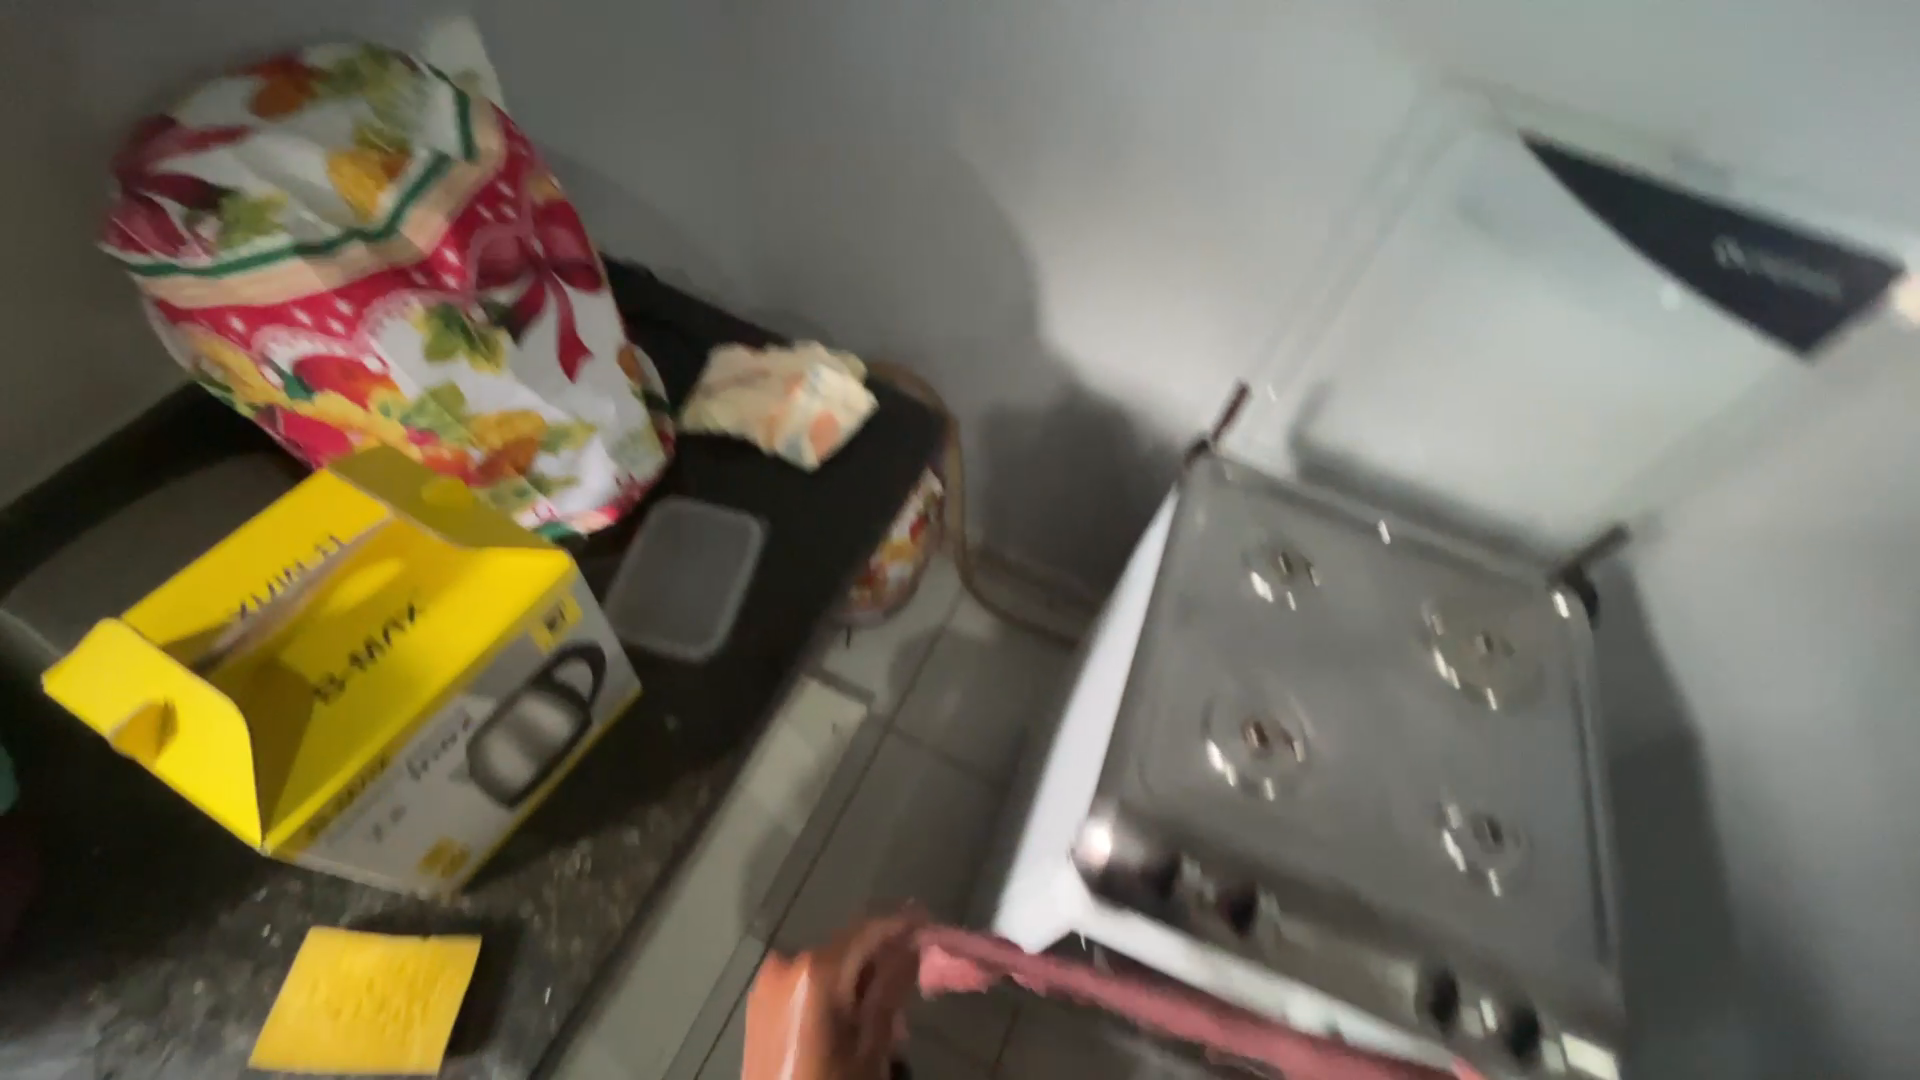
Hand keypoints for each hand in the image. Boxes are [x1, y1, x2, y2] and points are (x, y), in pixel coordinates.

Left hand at [742, 910, 925, 1079]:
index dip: (902, 924)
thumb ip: (893, 986)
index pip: (868, 931)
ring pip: (830, 966)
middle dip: (882, 961)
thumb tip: (914, 944)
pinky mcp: (760, 1002)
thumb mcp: (871, 1046)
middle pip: (849, 948)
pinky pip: (808, 981)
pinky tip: (854, 1016)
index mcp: (815, 970)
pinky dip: (834, 990)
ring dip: (861, 979)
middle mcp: (787, 961)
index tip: (929, 923)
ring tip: (887, 1011)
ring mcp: (768, 981)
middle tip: (913, 979)